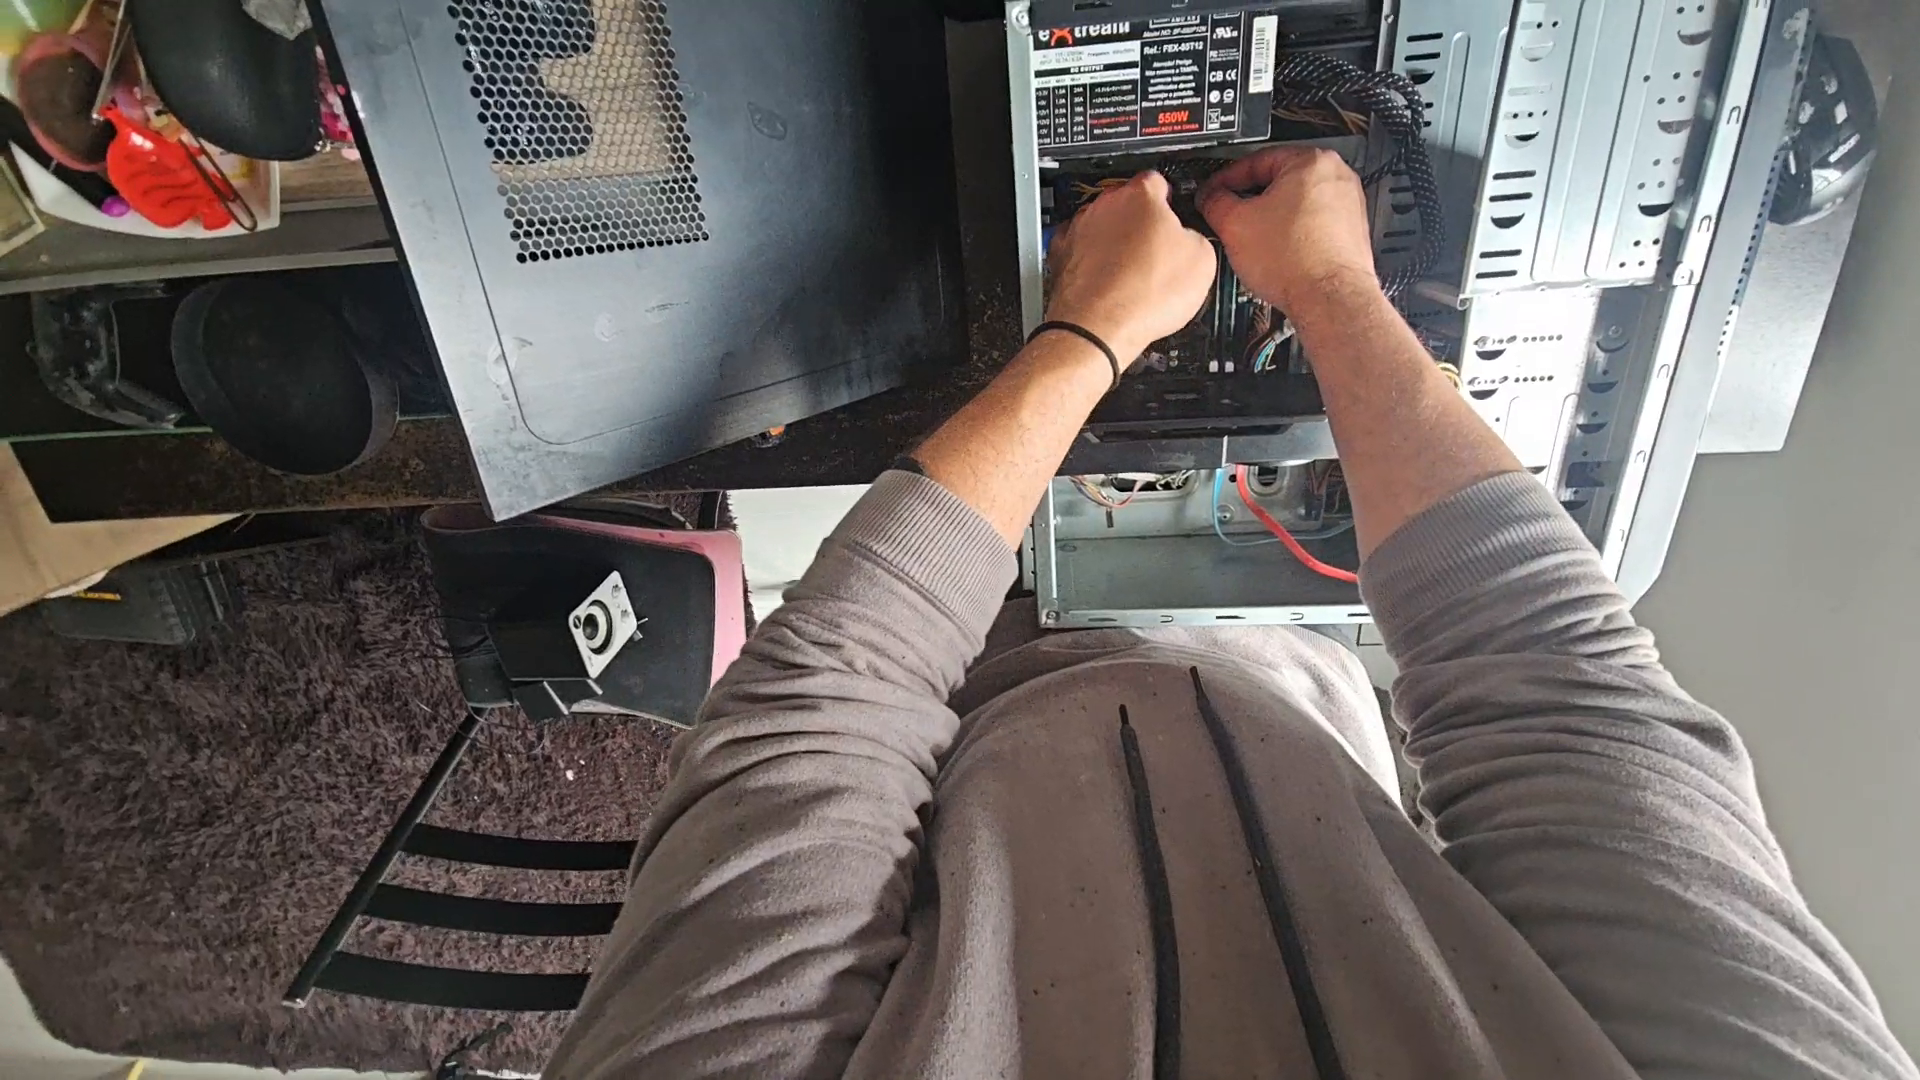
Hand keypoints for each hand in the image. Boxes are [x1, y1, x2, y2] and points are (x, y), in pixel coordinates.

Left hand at [1045, 171, 1215, 364]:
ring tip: (1130, 276)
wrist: (1098, 330)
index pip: (1159, 182)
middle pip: (1127, 205)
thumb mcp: (1201, 261)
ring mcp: (1079, 231)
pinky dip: (1090, 263)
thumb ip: (1195, 237)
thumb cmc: (1141, 297)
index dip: (1170, 202)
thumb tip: (1190, 242)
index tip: (1173, 216)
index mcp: (1142, 195)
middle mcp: (1105, 206)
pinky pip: (1079, 251)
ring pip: (1102, 228)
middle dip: (1141, 226)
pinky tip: (1104, 282)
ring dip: (1114, 244)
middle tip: (1155, 254)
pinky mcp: (1061, 258)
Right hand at [1198, 147, 1380, 316]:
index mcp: (1311, 161)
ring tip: (1253, 243)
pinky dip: (1289, 237)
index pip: (1255, 161)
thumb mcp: (1234, 226)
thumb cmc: (1295, 261)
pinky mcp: (1348, 231)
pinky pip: (1309, 226)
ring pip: (1293, 205)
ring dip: (1268, 221)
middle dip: (1248, 203)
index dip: (1224, 180)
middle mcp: (1336, 175)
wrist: (1328, 298)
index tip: (1212, 194)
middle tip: (1228, 221)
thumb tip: (1210, 198)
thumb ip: (1216, 203)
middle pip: (1276, 183)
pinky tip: (1276, 256)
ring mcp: (1346, 203)